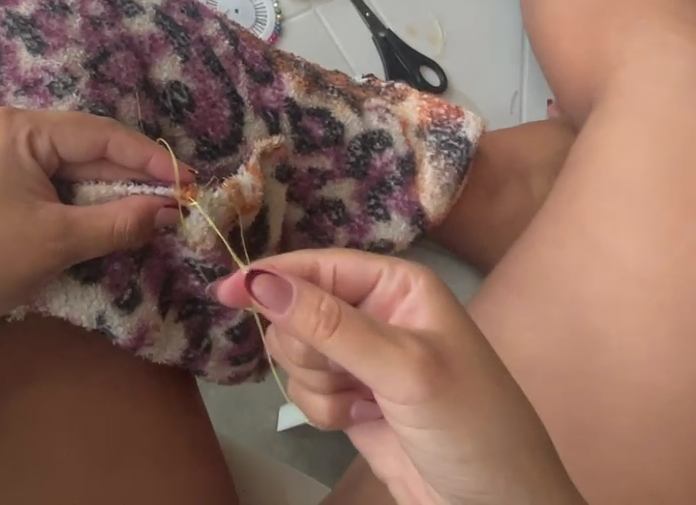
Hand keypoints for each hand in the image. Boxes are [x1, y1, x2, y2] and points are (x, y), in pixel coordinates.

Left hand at [0, 107, 187, 342]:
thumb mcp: (58, 242)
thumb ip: (119, 221)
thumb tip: (171, 213)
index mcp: (18, 128)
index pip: (99, 134)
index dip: (148, 158)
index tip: (188, 180)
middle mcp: (7, 128)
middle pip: (85, 147)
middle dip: (130, 176)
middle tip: (177, 199)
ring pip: (68, 165)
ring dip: (107, 189)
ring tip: (152, 209)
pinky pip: (48, 180)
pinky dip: (79, 199)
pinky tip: (108, 214)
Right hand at [215, 250, 584, 504]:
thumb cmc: (470, 428)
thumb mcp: (404, 370)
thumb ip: (330, 324)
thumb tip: (260, 280)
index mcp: (396, 285)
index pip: (318, 266)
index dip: (272, 277)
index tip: (225, 293)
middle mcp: (375, 311)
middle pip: (298, 308)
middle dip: (309, 347)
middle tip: (343, 376)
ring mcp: (361, 357)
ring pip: (295, 351)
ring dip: (317, 382)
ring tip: (361, 404)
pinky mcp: (351, 396)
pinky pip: (305, 386)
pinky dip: (322, 407)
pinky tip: (359, 422)